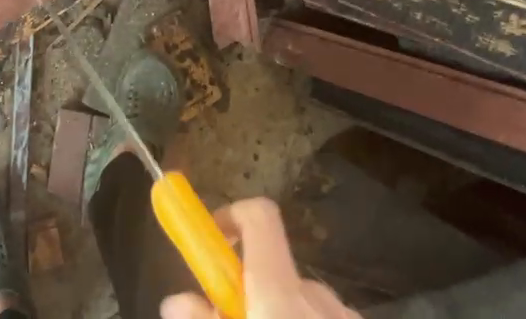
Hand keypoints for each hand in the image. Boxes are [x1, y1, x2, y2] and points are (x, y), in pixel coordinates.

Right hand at [161, 199, 356, 318]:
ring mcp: (349, 317)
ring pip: (304, 302)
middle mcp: (319, 296)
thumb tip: (176, 299)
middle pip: (276, 269)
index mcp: (281, 291)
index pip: (259, 217)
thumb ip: (201, 318)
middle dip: (252, 290)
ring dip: (283, 313)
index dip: (230, 217)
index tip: (209, 243)